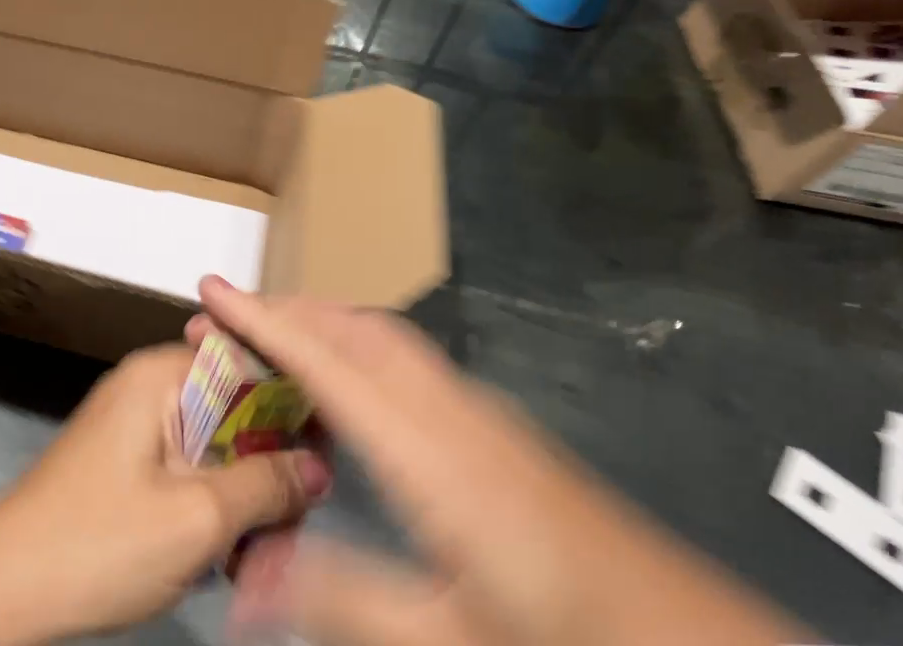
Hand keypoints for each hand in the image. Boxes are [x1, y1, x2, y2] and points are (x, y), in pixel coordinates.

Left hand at [0, 342, 331, 641]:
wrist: (3, 591)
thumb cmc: (97, 543)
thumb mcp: (197, 517)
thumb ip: (267, 486)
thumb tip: (317, 468)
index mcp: (163, 378)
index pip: (250, 359)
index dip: (298, 399)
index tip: (333, 446)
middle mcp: (152, 391)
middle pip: (240, 411)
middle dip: (274, 469)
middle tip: (297, 527)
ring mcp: (139, 430)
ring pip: (221, 451)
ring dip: (248, 503)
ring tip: (262, 561)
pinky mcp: (132, 469)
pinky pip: (193, 475)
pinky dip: (216, 513)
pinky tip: (229, 563)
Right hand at [194, 275, 806, 645]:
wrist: (691, 642)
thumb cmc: (565, 637)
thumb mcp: (447, 639)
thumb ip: (340, 598)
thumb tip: (241, 575)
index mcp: (433, 456)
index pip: (331, 364)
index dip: (265, 322)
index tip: (210, 292)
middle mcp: (456, 414)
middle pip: (359, 331)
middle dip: (287, 310)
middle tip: (223, 321)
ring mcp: (484, 417)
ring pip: (388, 339)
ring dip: (322, 324)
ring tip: (269, 341)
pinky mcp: (500, 432)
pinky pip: (409, 363)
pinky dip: (356, 349)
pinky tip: (346, 389)